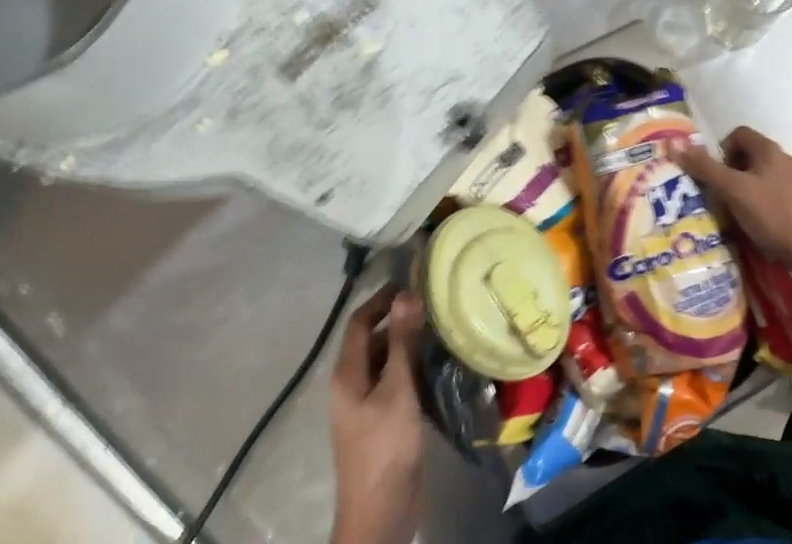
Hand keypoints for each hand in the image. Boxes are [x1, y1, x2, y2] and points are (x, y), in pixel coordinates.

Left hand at [329, 286, 426, 543]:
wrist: (381, 511)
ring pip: (388, 362)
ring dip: (410, 344)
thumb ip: (403, 342)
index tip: (414, 281)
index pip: (360, 322)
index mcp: (346, 374)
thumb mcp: (397, 390)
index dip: (382, 299)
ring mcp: (367, 405)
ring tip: (445, 328)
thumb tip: (407, 293)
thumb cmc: (385, 446)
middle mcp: (352, 385)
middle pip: (373, 340)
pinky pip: (397, 383)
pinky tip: (442, 366)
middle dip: (400, 319)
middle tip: (437, 303)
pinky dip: (415, 369)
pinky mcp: (384, 421)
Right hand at [670, 127, 791, 274]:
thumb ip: (705, 168)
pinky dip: (757, 202)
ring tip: (731, 211)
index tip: (713, 175)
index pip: (738, 134)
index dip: (720, 150)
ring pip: (759, 176)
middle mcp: (784, 159)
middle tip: (718, 195)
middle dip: (729, 172)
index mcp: (769, 150)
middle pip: (748, 155)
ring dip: (742, 189)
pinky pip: (770, 193)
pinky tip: (752, 223)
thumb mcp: (733, 190)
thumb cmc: (771, 214)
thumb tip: (675, 144)